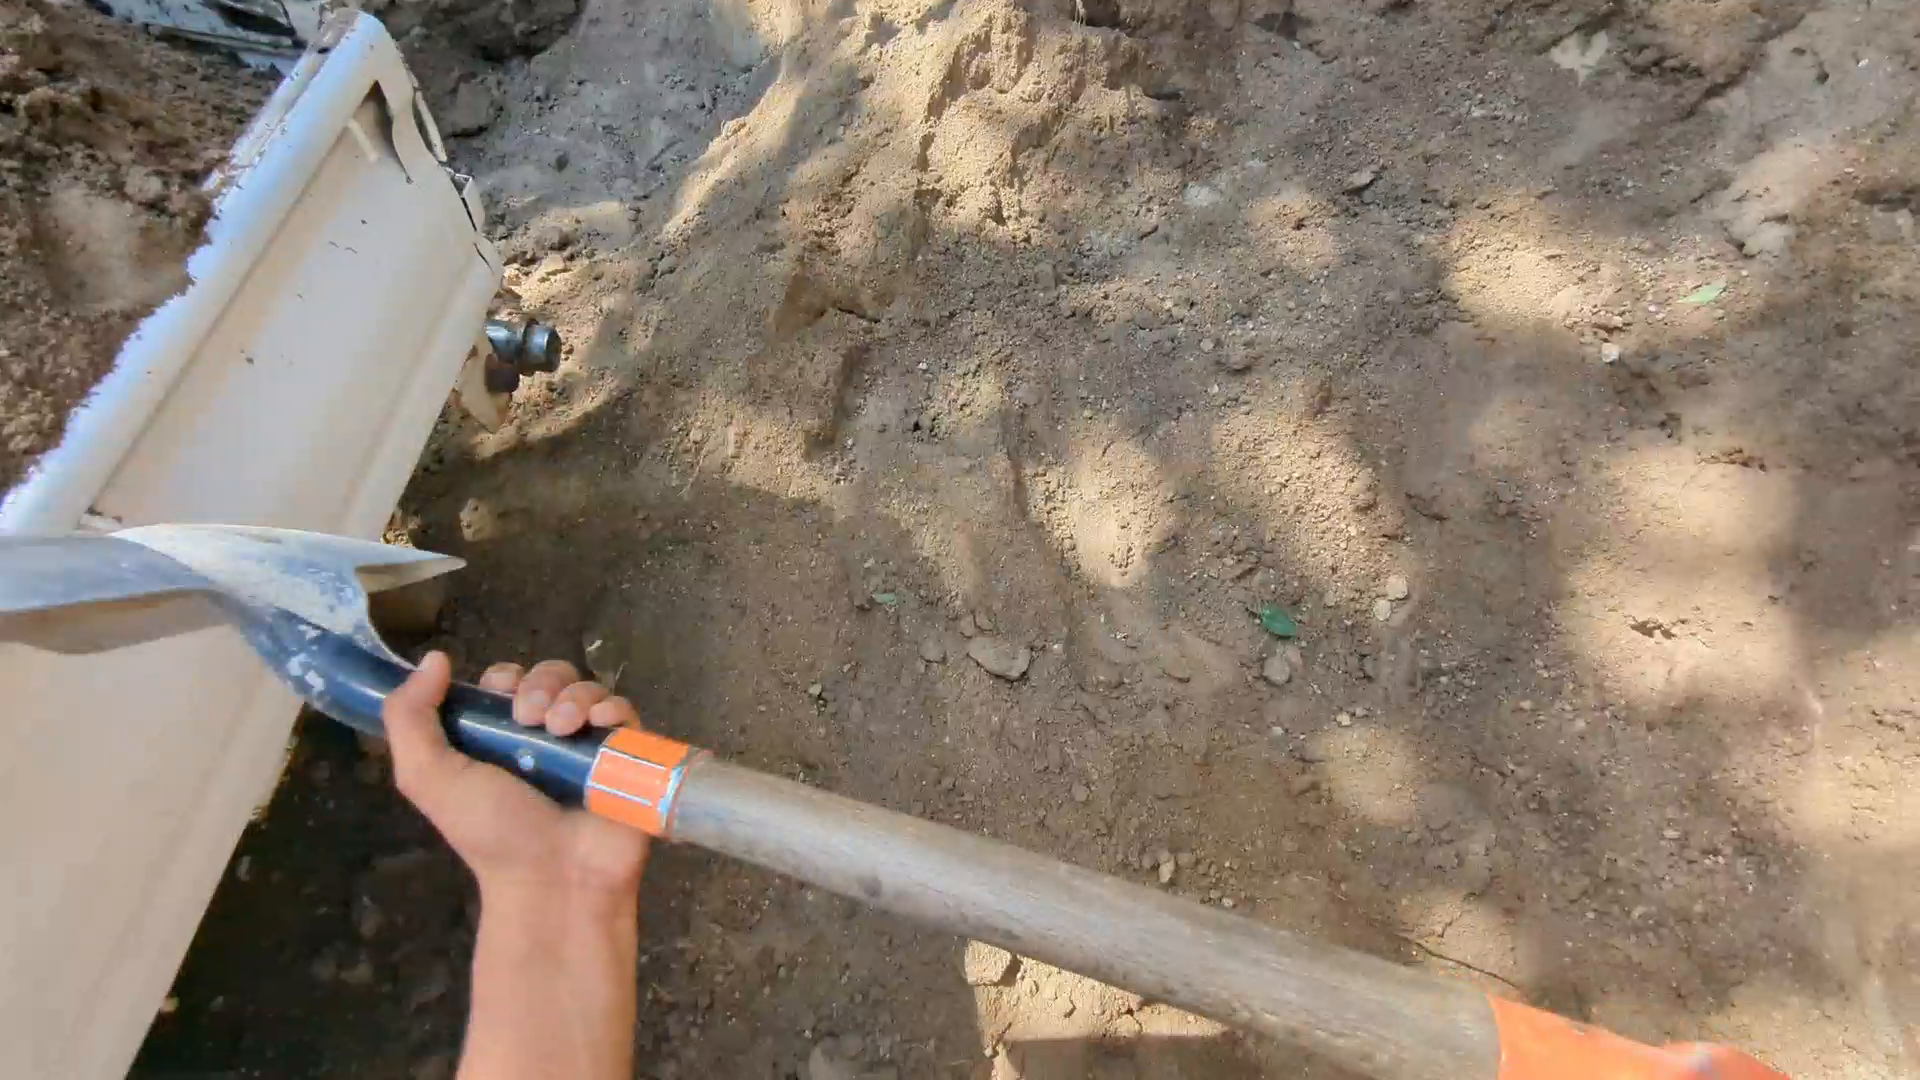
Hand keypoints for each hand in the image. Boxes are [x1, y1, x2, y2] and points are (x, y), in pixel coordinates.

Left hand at [384, 652, 649, 908]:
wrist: (555, 877)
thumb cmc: (492, 832)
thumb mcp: (432, 780)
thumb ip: (412, 720)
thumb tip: (434, 657)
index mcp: (500, 737)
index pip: (510, 681)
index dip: (508, 679)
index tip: (503, 698)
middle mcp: (547, 733)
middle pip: (552, 676)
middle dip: (542, 685)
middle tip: (533, 719)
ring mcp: (590, 741)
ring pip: (589, 688)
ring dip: (575, 697)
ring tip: (565, 728)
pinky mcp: (628, 751)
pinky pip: (626, 710)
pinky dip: (613, 708)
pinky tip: (599, 725)